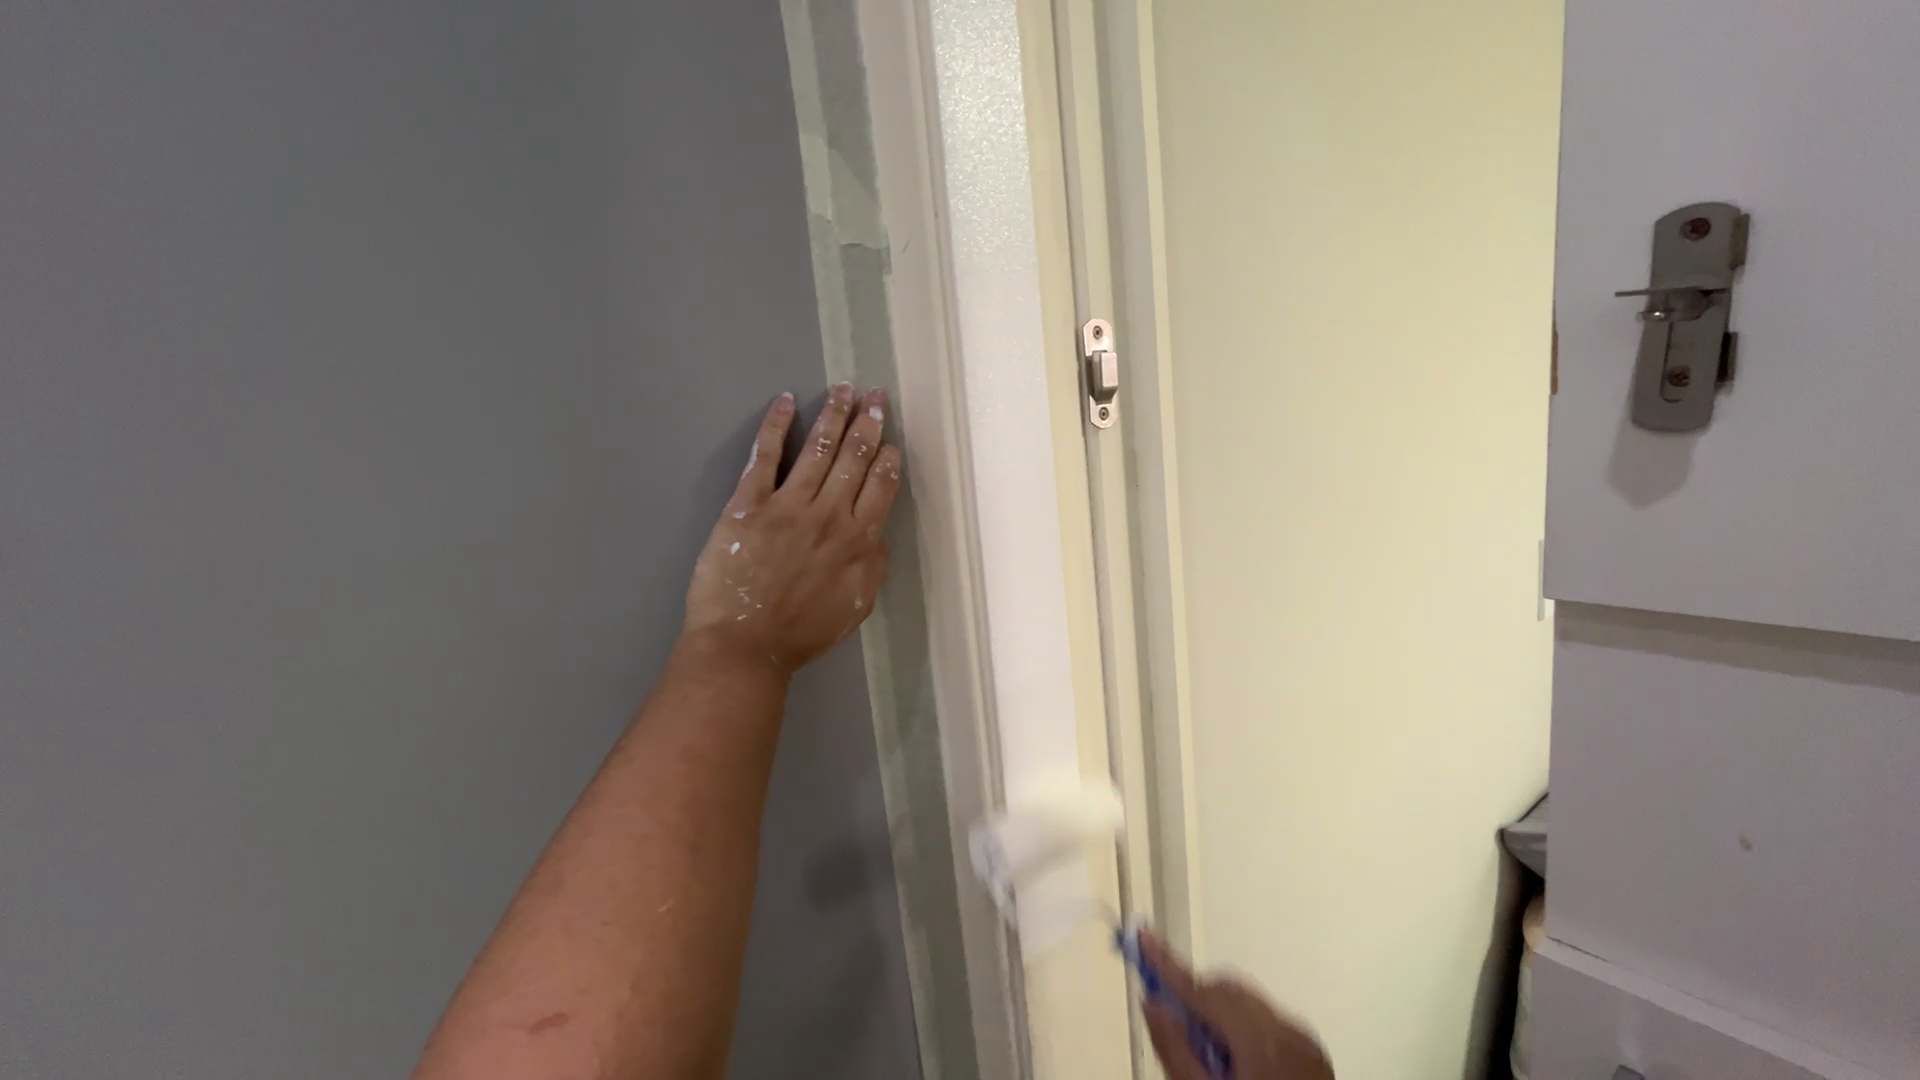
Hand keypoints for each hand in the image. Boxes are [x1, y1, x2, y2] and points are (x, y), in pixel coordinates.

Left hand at [682, 384, 901, 674]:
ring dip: (834, 415)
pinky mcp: (749, 503)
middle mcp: (829, 514)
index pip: (881, 486)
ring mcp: (788, 504)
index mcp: (858, 540)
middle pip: (855, 458)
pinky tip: (786, 402)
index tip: (892, 438)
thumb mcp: (856, 607)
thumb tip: (878, 534)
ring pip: (819, 449)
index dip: (889, 457)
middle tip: (876, 395)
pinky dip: (777, 426)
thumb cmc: (802, 633)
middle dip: (868, 422)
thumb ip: (873, 566)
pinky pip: (766, 456)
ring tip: (843, 389)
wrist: (744, 644)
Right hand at [1139, 932, 1333, 1079]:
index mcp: (1261, 1044)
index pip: (1203, 990)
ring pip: (1245, 1001)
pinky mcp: (1311, 1049)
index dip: (1167, 963)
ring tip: (1211, 1059)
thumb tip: (1151, 1001)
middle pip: (1226, 989)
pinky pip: (1265, 1019)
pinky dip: (1242, 1028)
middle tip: (1176, 1026)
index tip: (1141, 935)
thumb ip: (1174, 1050)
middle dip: (1196, 997)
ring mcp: (1303, 1038)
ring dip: (1219, 1014)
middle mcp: (1287, 1030)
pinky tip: (1237, 1064)